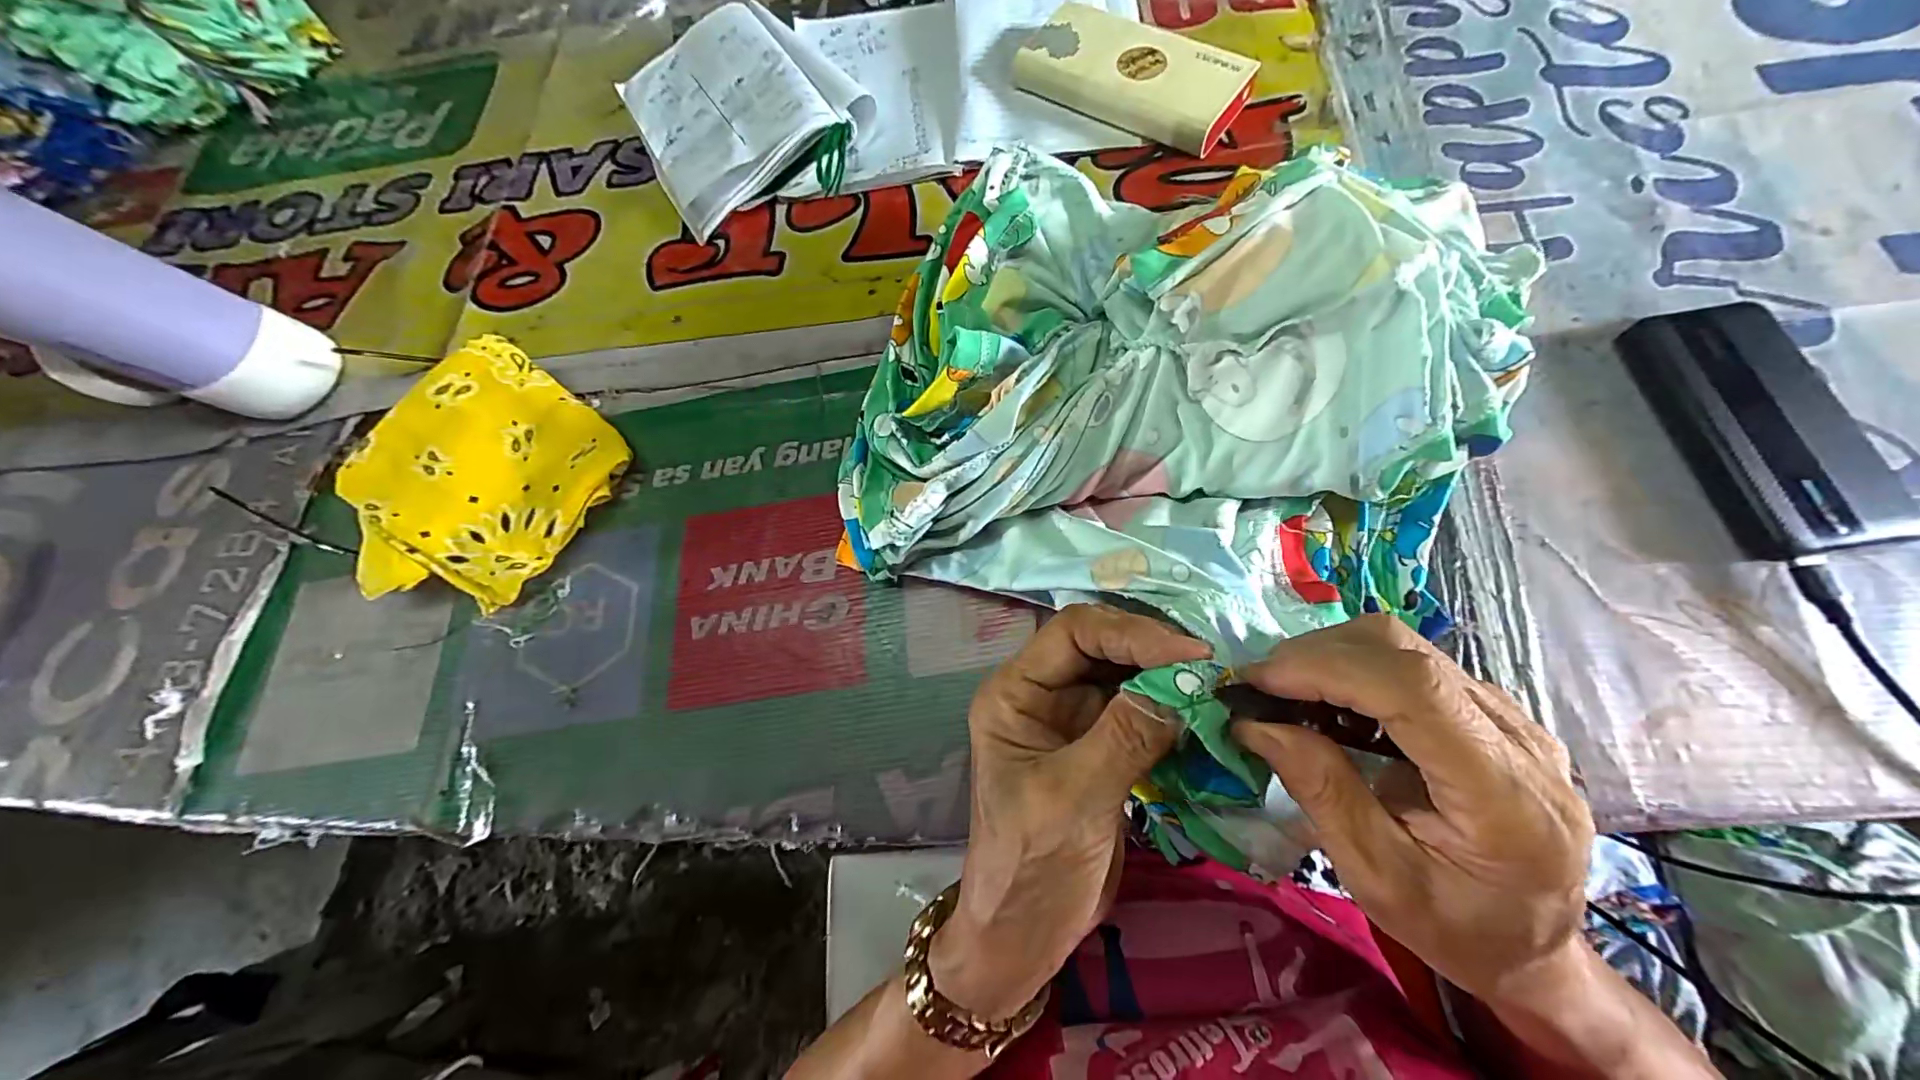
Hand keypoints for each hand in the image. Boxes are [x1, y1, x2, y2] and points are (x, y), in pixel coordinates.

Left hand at [931, 604, 1210, 1017]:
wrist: (1025, 931)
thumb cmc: (1031, 866)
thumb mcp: (1073, 799)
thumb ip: (1124, 738)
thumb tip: (1181, 686)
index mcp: (1015, 693)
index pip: (1074, 633)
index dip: (1131, 633)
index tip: (1190, 655)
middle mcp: (1042, 695)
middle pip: (1102, 647)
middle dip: (1154, 651)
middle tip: (1211, 670)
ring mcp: (1072, 720)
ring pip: (1125, 677)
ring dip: (1167, 680)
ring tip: (1215, 689)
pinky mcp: (1100, 747)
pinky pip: (1139, 713)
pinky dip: (1171, 713)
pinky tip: (1204, 719)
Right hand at [1231, 615, 1592, 1004]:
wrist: (1532, 948)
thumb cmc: (1455, 928)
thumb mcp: (1377, 880)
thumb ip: (1323, 794)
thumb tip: (1257, 724)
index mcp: (1502, 794)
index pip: (1413, 688)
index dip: (1326, 668)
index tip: (1257, 682)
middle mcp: (1517, 738)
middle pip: (1403, 651)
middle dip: (1315, 656)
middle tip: (1257, 689)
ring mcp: (1510, 718)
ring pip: (1403, 645)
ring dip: (1328, 655)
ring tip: (1284, 693)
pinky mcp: (1489, 711)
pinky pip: (1409, 661)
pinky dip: (1351, 666)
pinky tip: (1325, 700)